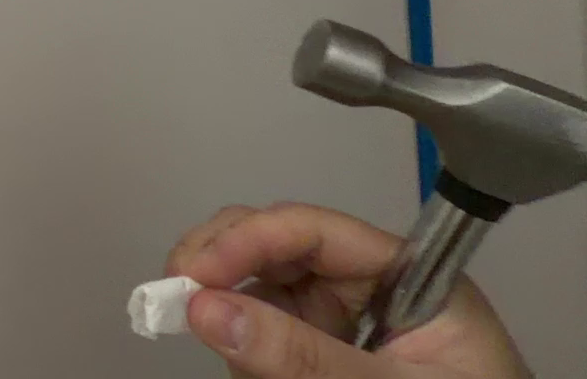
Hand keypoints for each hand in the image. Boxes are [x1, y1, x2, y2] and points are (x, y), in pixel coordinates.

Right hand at [165, 203, 531, 378]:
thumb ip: (304, 356)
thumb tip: (200, 309)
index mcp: (411, 280)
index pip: (309, 228)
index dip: (244, 239)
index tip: (193, 274)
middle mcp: (370, 285)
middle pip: (272, 240)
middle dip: (218, 261)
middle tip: (175, 292)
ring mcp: (343, 316)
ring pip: (255, 276)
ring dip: (220, 297)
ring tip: (200, 327)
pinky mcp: (321, 344)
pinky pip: (260, 317)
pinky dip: (235, 332)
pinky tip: (236, 358)